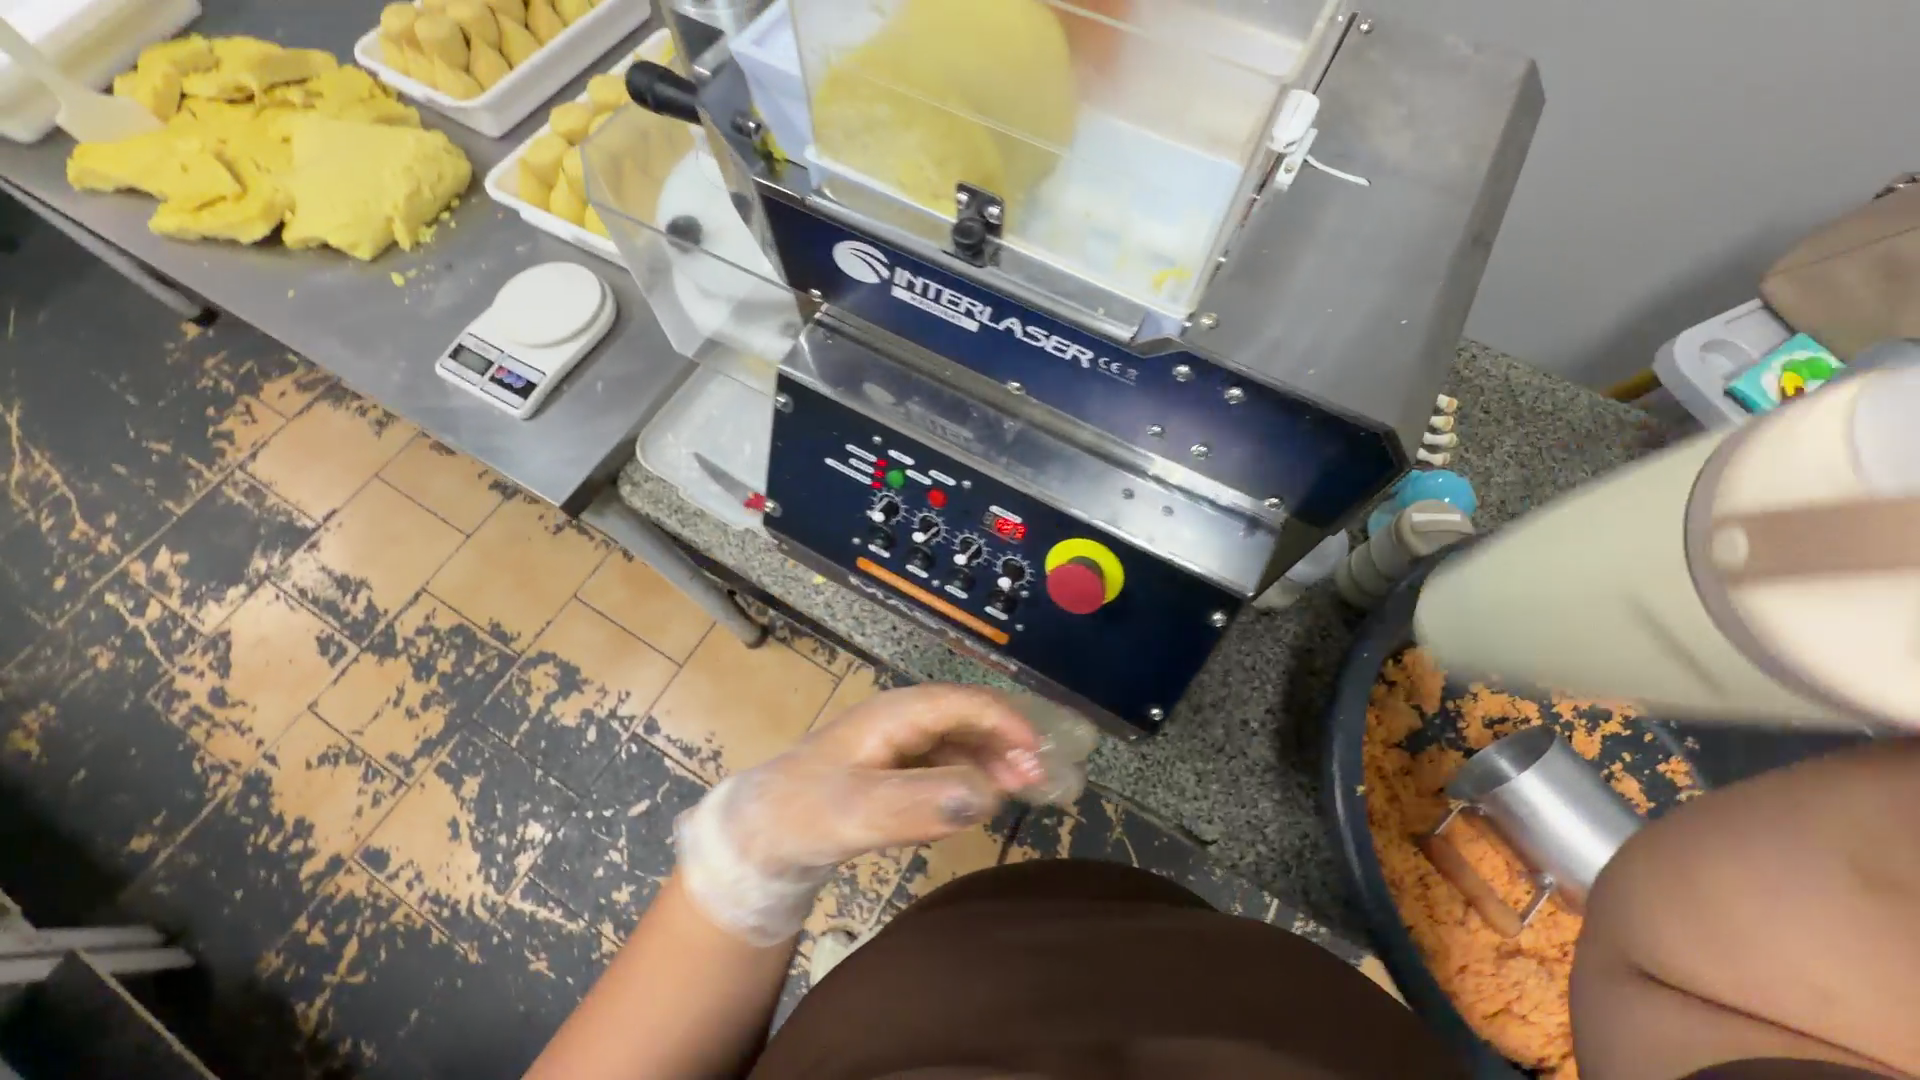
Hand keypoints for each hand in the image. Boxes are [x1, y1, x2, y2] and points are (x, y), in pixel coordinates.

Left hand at [674, 684, 1050, 943]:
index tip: (1039, 757)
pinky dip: (973, 774)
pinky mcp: (896, 766)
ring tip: (1024, 790)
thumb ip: (920, 802)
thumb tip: (989, 793)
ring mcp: (900, 741)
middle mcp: (903, 719)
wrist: (762, 834)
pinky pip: (946, 761)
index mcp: (896, 714)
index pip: (964, 703)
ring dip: (995, 758)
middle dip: (1009, 741)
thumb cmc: (806, 813)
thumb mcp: (858, 811)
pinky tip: (985, 798)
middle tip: (1042, 781)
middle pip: (969, 717)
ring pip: (961, 738)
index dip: (1007, 723)